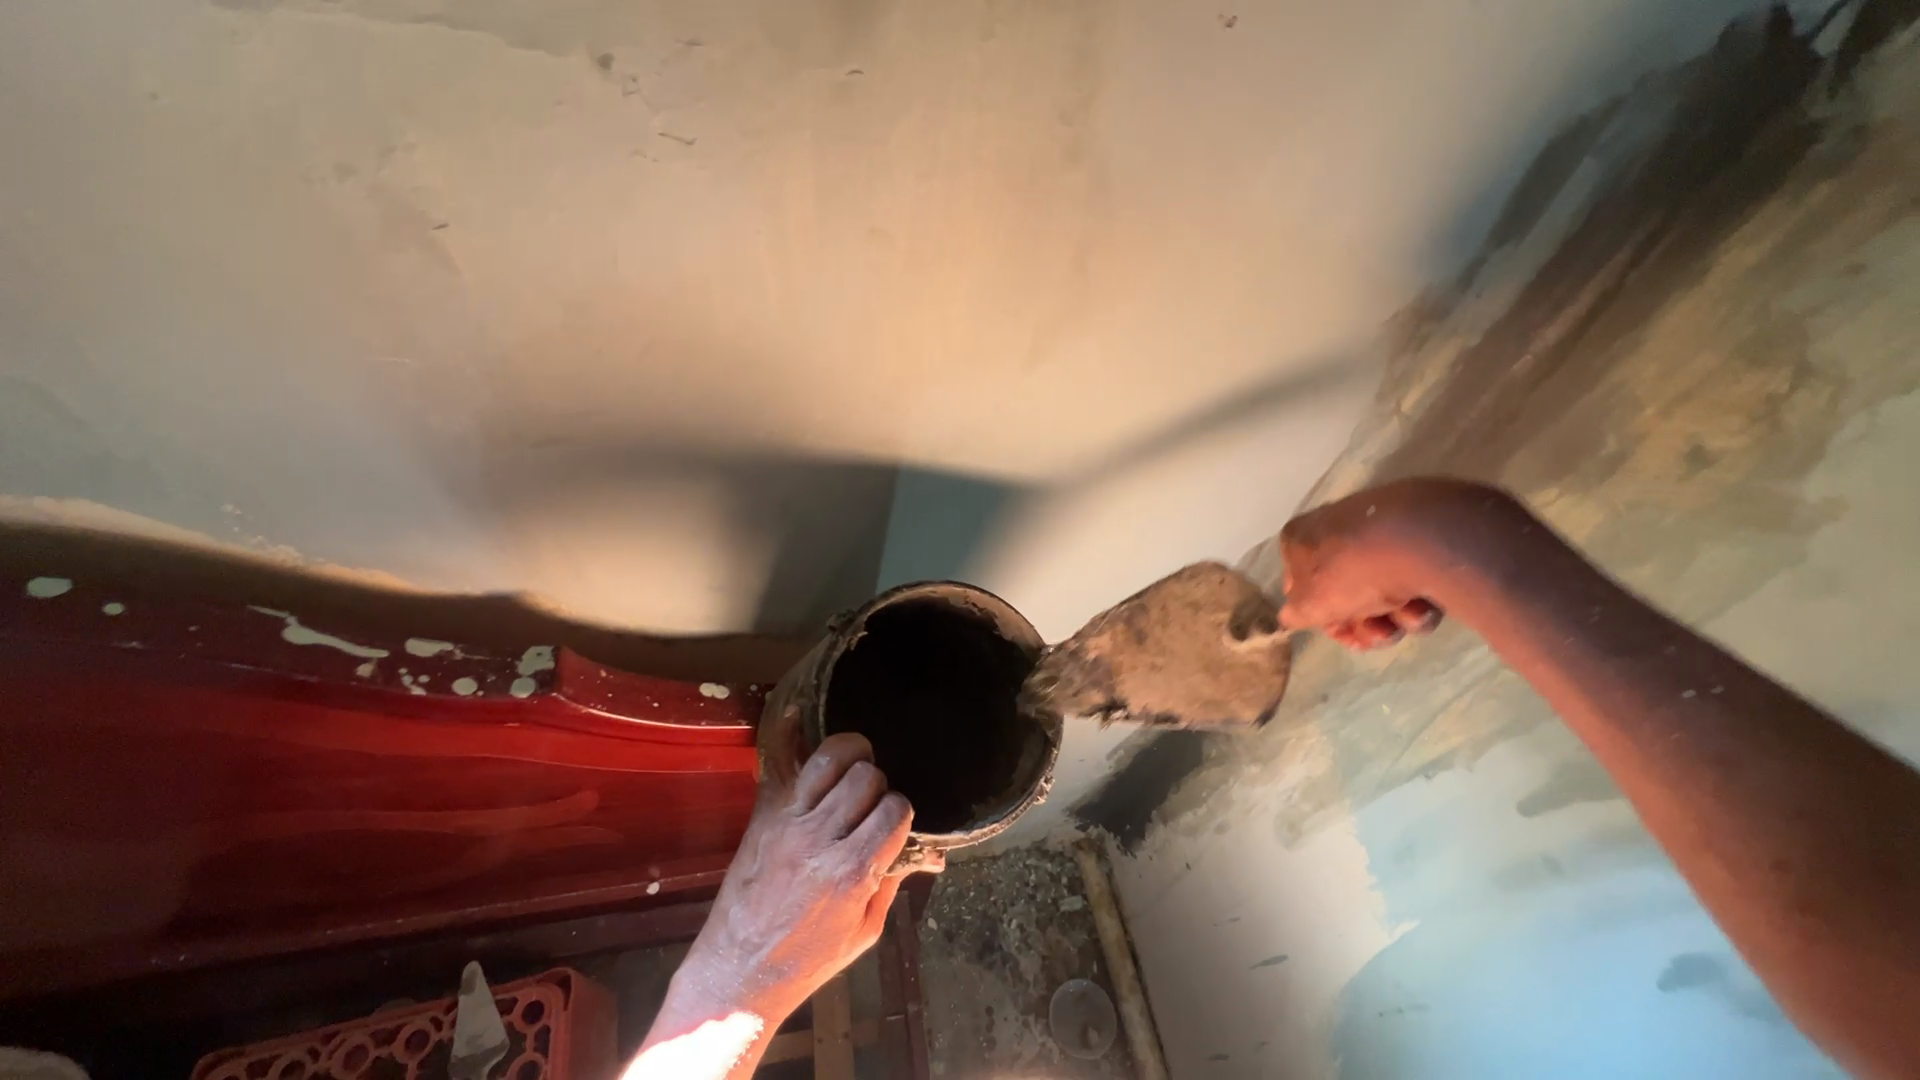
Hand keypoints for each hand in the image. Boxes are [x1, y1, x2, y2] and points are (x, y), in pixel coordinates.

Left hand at [677, 732, 937, 1020]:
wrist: (738, 972)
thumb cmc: (807, 960)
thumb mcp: (864, 931)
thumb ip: (893, 882)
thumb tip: (928, 853)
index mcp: (852, 871)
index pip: (895, 811)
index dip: (901, 813)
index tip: (895, 823)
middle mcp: (820, 838)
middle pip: (867, 777)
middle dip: (879, 784)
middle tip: (872, 802)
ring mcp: (787, 821)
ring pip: (830, 758)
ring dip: (851, 755)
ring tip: (857, 763)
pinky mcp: (763, 814)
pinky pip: (778, 761)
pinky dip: (789, 733)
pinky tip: (800, 714)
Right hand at [1278, 478, 1512, 649]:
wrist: (1420, 539)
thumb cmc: (1351, 572)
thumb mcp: (1308, 605)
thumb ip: (1294, 614)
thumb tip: (1293, 615)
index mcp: (1299, 539)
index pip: (1300, 587)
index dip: (1322, 619)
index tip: (1345, 634)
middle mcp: (1333, 528)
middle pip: (1344, 592)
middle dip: (1364, 623)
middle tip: (1381, 635)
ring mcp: (1376, 528)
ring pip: (1380, 588)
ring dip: (1394, 616)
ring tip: (1408, 619)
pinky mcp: (1416, 532)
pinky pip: (1409, 573)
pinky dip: (1417, 596)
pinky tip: (1424, 603)